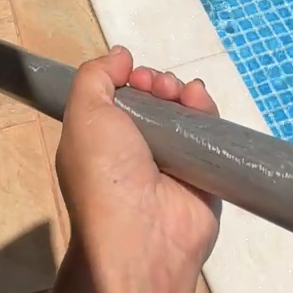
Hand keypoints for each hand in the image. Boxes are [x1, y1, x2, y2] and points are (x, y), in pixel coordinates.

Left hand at [35, 47, 221, 292]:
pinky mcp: (205, 173)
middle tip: (156, 85)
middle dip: (156, 81)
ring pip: (181, 110)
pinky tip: (198, 99)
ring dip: (180, 90)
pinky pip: (208, 131)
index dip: (127, 78)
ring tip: (177, 93)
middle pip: (152, 98)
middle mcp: (135, 149)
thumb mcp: (83, 112)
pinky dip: (205, 108)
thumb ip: (96, 76)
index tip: (132, 74)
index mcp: (102, 139)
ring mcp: (172, 161)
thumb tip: (121, 55)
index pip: (119, 96)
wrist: (142, 237)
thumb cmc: (104, 172)